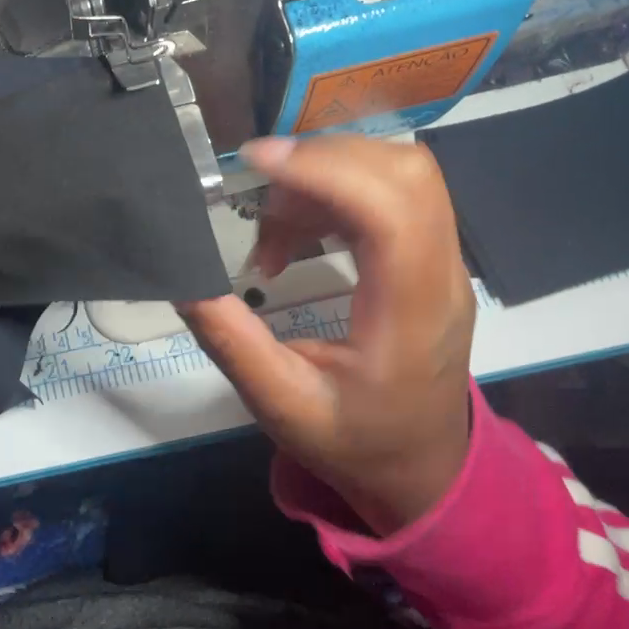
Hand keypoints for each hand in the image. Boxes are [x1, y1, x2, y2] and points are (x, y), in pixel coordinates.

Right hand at [181, 135, 474, 535]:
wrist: (423, 469)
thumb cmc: (355, 441)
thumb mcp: (281, 405)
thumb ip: (233, 342)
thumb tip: (185, 277)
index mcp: (409, 315)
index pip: (390, 211)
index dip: (325, 169)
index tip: (256, 162)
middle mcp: (440, 275)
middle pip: (404, 173)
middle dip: (323, 159)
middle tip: (260, 189)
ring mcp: (443, 262)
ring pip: (399, 173)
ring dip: (326, 175)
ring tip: (272, 225)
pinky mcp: (431, 256)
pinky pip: (391, 192)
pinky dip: (335, 191)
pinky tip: (295, 233)